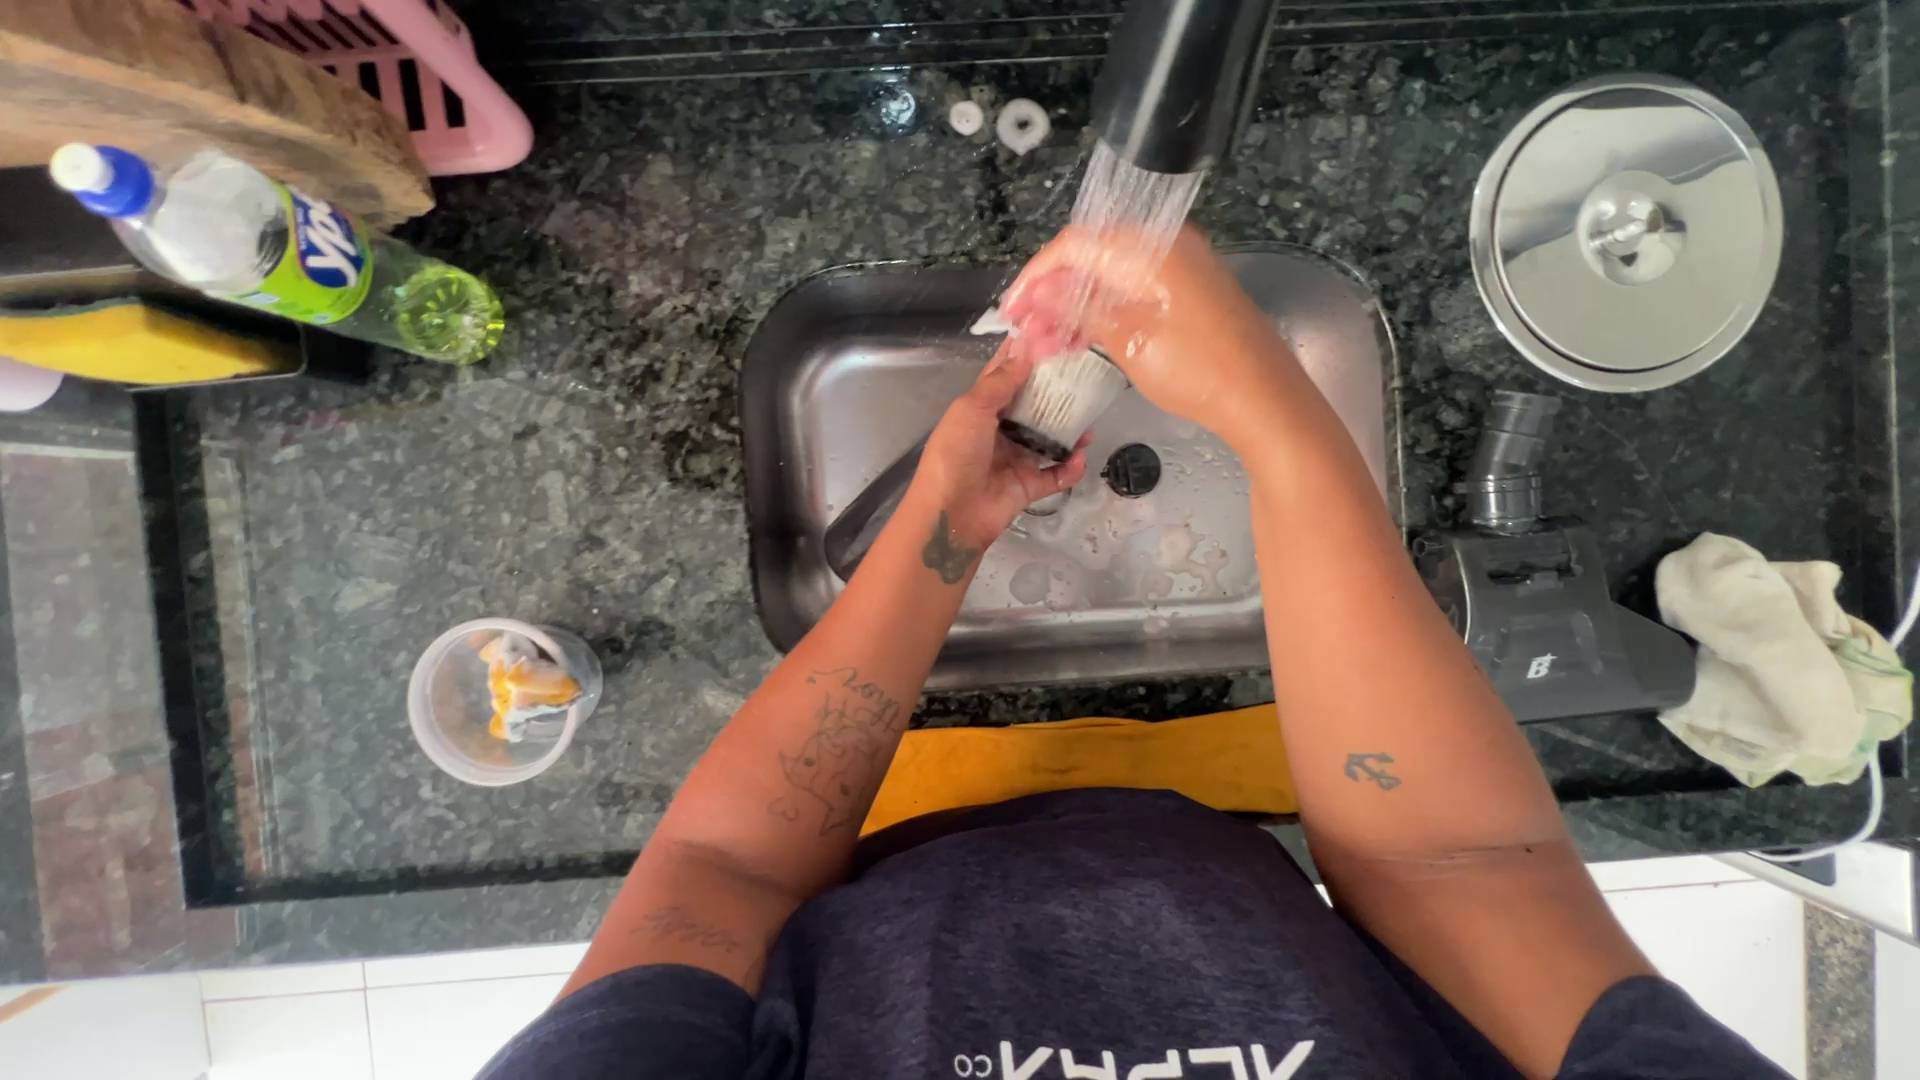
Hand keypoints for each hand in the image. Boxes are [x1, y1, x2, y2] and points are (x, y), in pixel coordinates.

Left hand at [907, 342, 1088, 559]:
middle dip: (1056, 396)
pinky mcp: (1028, 487)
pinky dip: (1070, 469)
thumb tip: (1024, 354)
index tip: (1052, 341)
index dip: (1024, 359)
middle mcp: (998, 433)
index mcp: (980, 411)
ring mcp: (1015, 461)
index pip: (1004, 378)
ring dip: (1070, 433)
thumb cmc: (955, 455)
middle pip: (1033, 408)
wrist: (951, 514)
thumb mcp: (971, 410)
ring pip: (1049, 441)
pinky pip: (1055, 475)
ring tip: (1089, 424)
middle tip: (1084, 380)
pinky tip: (1081, 458)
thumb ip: (999, 383)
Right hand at [1000, 225, 1299, 448]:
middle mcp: (1167, 247)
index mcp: (1153, 248)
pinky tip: (1080, 339)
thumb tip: (1040, 296)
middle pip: (1091, 258)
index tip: (1012, 308)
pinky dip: (1102, 312)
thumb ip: (1079, 311)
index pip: (1075, 246)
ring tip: (1046, 343)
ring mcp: (1179, 269)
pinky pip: (1131, 290)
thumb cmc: (1203, 372)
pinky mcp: (1185, 292)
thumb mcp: (1129, 342)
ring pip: (1108, 277)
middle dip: (1051, 294)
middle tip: (1026, 331)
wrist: (1264, 399)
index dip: (1035, 276)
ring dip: (1074, 306)